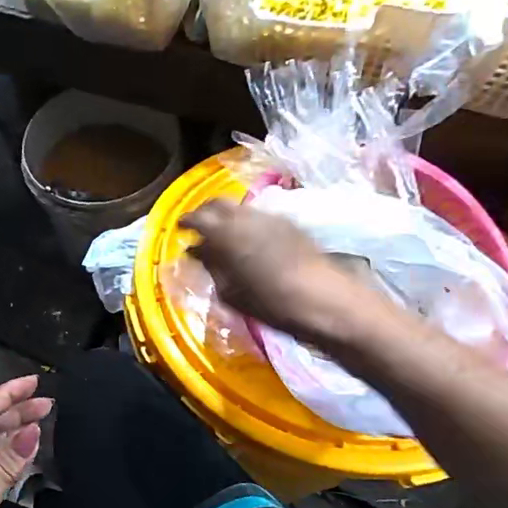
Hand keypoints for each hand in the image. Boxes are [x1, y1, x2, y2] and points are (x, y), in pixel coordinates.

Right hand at [182, 198, 367, 332]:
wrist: (327, 301)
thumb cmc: (272, 303)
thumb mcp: (231, 291)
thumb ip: (212, 266)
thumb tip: (197, 250)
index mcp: (227, 231)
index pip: (198, 216)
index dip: (186, 221)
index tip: (179, 229)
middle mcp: (247, 216)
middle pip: (219, 203)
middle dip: (205, 212)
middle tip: (198, 228)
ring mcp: (271, 217)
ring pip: (240, 208)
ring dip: (227, 218)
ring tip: (222, 237)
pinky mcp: (291, 224)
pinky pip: (259, 216)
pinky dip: (246, 223)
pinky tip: (247, 241)